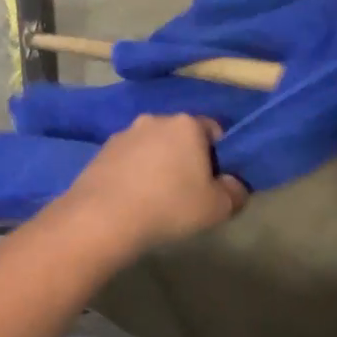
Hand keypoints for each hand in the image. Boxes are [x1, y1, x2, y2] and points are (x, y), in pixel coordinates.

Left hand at [57, 114, 248, 250]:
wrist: (103, 216)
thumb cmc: (170, 206)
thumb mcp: (218, 207)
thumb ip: (236, 191)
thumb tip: (233, 184)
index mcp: (186, 124)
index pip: (214, 130)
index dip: (219, 155)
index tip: (215, 182)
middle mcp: (154, 120)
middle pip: (180, 136)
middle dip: (186, 157)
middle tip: (188, 191)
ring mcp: (124, 134)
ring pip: (151, 146)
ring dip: (157, 164)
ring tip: (156, 197)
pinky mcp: (101, 151)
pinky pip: (128, 159)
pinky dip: (134, 172)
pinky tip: (133, 198)